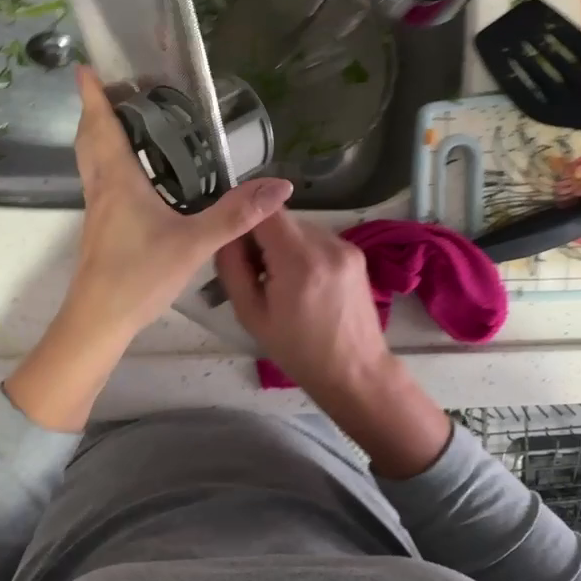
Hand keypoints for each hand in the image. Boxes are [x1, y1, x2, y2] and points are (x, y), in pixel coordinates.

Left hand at [3, 66, 292, 434]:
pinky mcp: (99, 230)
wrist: (98, 320)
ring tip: (123, 122)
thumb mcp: (194, 244)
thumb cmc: (138, 276)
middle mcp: (101, 188)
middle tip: (115, 89)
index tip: (86, 67)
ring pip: (91, 161)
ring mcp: (97, 211)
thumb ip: (236, 215)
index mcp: (118, 180)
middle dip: (97, 110)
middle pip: (90, 139)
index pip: (101, 126)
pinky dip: (108, 162)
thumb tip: (280, 186)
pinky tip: (132, 177)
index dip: (93, 95)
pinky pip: (100, 182)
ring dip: (99, 136)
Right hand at [213, 214, 391, 398]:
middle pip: (281, 218)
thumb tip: (225, 235)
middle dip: (261, 236)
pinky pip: (317, 238)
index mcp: (299, 261)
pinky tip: (301, 282)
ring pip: (299, 227)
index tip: (233, 241)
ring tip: (278, 280)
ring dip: (281, 244)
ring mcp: (346, 246)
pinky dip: (302, 251)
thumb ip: (231, 267)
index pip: (264, 210)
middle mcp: (327, 244)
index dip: (244, 219)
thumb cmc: (297, 351)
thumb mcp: (250, 314)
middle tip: (252, 271)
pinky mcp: (355, 253)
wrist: (354, 371)